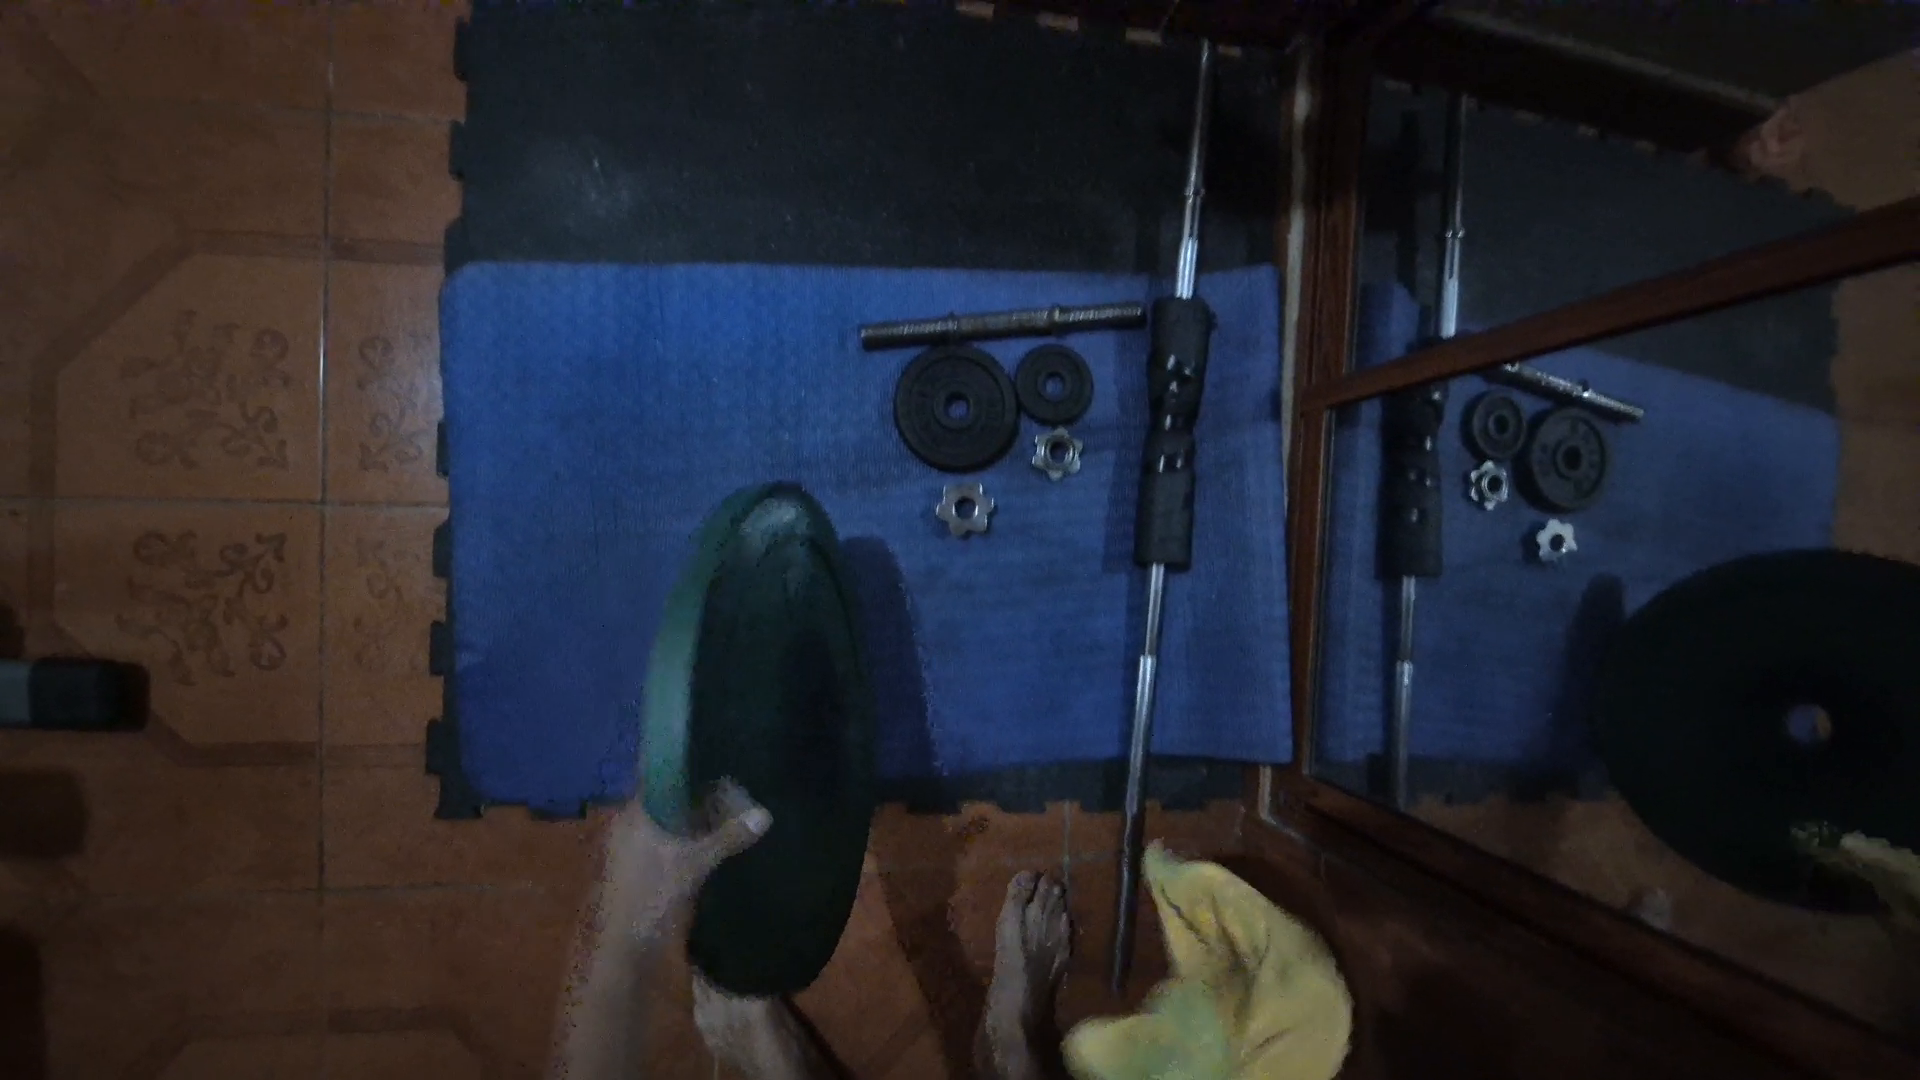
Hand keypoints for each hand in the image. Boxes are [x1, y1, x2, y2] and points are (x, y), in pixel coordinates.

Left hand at [604, 779, 771, 942]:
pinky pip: (673, 839)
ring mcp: (636, 848)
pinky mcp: (646, 868)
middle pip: (669, 797)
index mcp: (633, 815)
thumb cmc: (650, 899)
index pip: (659, 774)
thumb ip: (728, 838)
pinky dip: (693, 835)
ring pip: (672, 819)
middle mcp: (631, 825)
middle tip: (735, 779)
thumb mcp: (693, 865)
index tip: (717, 753)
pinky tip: (719, 834)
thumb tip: (766, 814)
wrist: (625, 954)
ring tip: (734, 802)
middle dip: (700, 790)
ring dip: (698, 814)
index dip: (687, 764)